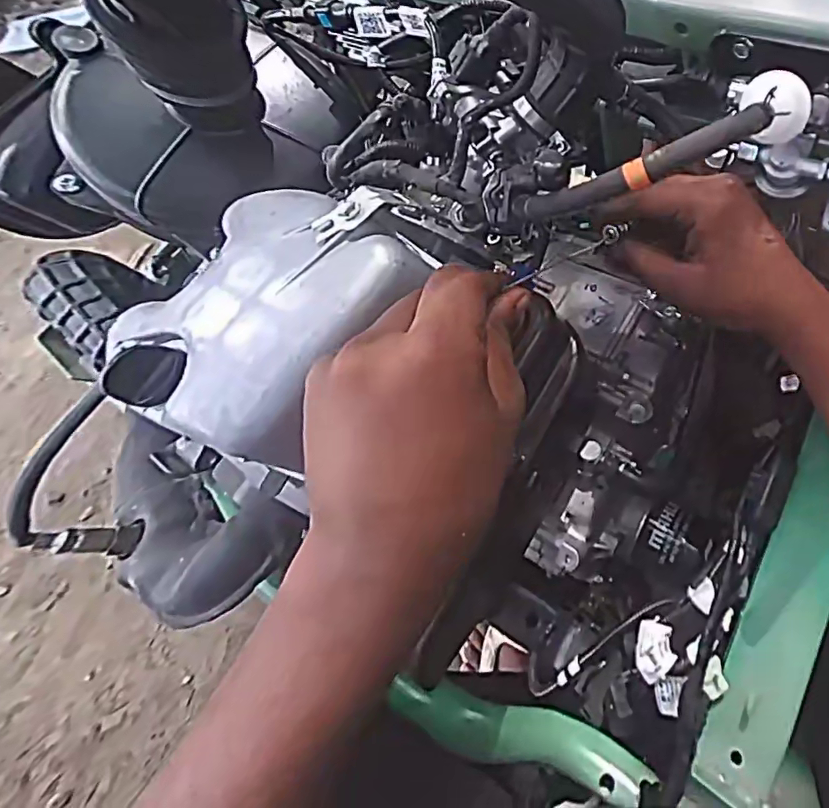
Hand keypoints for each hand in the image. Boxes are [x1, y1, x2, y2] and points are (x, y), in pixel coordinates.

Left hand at [301, 268, 529, 585]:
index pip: (460, 281)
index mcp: (435, 350)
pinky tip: (400, 401)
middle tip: (473, 350)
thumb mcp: (501, 413)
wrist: (379, 546)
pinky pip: (365, 346)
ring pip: (396, 319)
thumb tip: (508, 305)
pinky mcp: (319, 379)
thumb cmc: (449, 494)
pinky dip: (387, 359)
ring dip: (418, 336)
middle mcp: (381, 345)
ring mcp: (343, 361)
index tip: (497, 293)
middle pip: (426, 294)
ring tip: (433, 389)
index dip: (485, 282)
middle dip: (453, 311)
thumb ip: (503, 346)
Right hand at [609, 174, 828, 339]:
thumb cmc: (751, 294)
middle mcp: (720, 186)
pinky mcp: (733, 202)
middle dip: (631, 205)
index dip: (615, 207)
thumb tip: (619, 248)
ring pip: (673, 189)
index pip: (646, 194)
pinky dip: (670, 211)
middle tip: (607, 224)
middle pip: (659, 185)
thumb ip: (642, 261)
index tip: (596, 216)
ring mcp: (729, 191)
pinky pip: (691, 197)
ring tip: (630, 232)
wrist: (789, 303)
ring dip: (650, 208)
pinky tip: (659, 232)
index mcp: (707, 199)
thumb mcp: (682, 285)